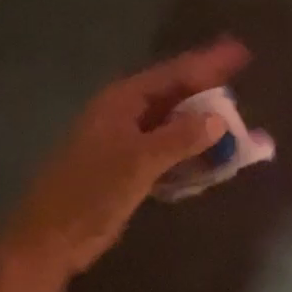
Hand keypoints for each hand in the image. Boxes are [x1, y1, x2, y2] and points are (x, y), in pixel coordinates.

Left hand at [0, 38, 249, 279]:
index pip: (175, 73)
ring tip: (235, 125)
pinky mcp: (126, 168)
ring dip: (201, 126)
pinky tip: (210, 159)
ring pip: (172, 124)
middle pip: (174, 95)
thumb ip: (181, 138)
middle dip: (208, 91)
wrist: (50, 239)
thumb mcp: (140, 162)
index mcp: (123, 100)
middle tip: (241, 84)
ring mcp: (124, 141)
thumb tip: (219, 118)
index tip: (240, 51)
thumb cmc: (92, 192)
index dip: (209, 62)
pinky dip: (188, 152)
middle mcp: (124, 113)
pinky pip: (166, 150)